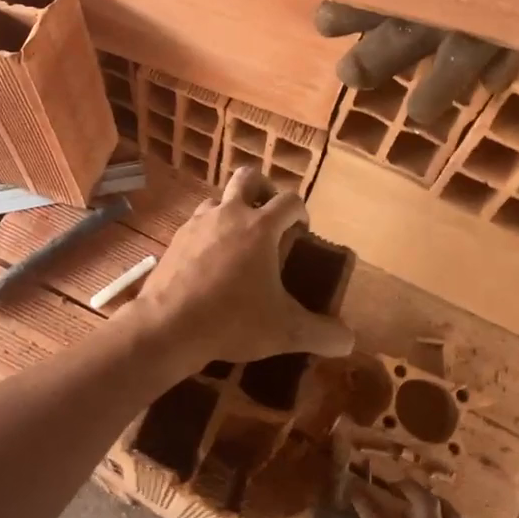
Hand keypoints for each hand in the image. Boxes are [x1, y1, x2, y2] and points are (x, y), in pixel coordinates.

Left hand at [131, 167, 354, 366]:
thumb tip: (349, 340)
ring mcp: (198, 223)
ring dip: (232, 210)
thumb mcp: (286, 332)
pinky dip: (208, 233)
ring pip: (218, 199)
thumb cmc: (233, 320)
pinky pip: (197, 224)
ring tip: (239, 241)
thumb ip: (323, 334)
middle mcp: (229, 214)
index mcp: (260, 226)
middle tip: (271, 216)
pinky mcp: (175, 238)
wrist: (169, 325)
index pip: (290, 200)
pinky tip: (211, 261)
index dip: (301, 210)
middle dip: (264, 189)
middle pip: (248, 177)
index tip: (303, 230)